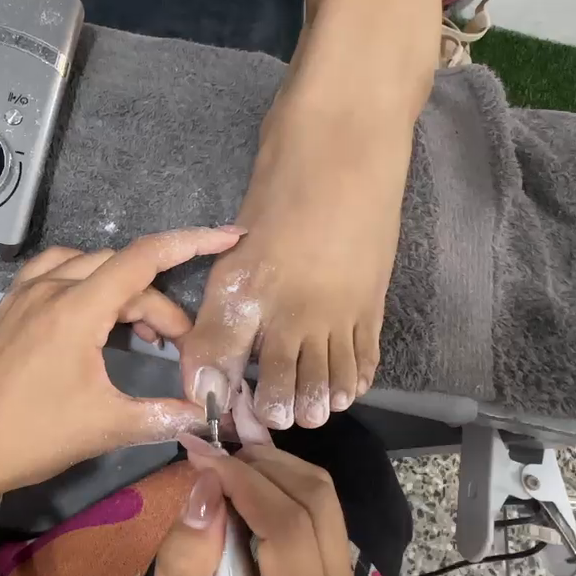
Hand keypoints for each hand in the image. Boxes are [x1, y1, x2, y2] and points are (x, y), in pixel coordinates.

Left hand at [0, 226, 244, 508]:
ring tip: (139, 329)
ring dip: (121, 288)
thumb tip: (207, 413)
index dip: (190, 243)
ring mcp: (24, 292)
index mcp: (75, 310)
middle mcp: (49, 287)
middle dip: (157, 301)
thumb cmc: (33, 436)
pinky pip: (55, 271)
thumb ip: (162, 414)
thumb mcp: (105, 427)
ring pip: (87, 265)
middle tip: (174, 345)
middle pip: (120, 269)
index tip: (227, 238)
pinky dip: (84, 280)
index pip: (142, 259)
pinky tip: (92, 310)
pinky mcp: (10, 304)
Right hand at [148, 432, 369, 575]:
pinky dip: (282, 478)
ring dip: (272, 466)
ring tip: (224, 464)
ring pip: (323, 497)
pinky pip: (321, 507)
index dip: (245, 482)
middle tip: (209, 457)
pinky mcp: (342, 574)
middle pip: (315, 503)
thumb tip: (205, 486)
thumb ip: (184, 563)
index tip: (199, 455)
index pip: (289, 531)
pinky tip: (246, 474)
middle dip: (258, 465)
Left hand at [181, 80, 414, 428]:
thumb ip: (219, 316)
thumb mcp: (234, 252)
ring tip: (305, 414)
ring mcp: (344, 314)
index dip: (222, 394)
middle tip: (266, 424)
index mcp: (255, 304)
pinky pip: (366, 356)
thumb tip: (200, 373)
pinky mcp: (375, 302)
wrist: (346, 151)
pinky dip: (353, 378)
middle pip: (287, 384)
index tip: (216, 411)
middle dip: (273, 408)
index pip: (231, 369)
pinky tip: (345, 388)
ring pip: (328, 379)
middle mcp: (302, 321)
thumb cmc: (279, 191)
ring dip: (314, 400)